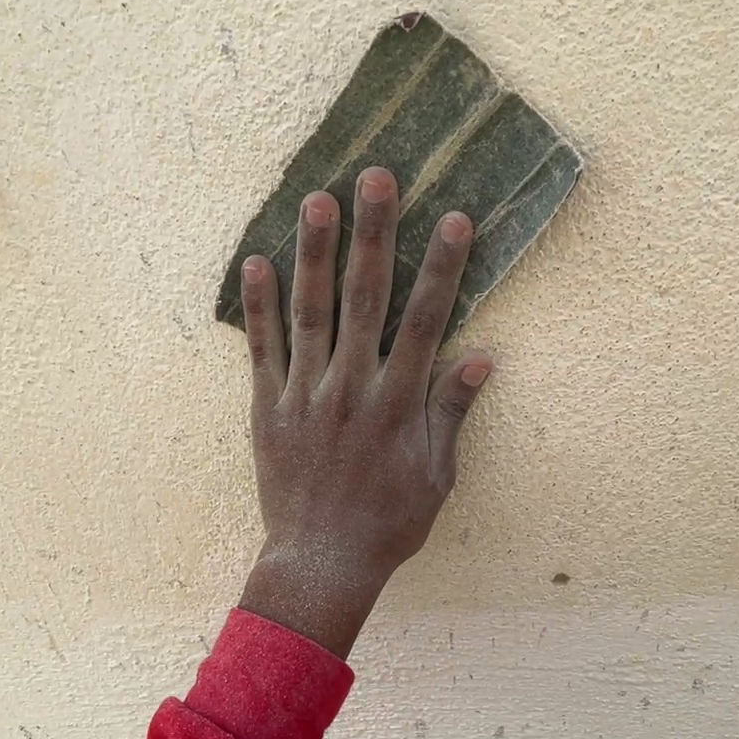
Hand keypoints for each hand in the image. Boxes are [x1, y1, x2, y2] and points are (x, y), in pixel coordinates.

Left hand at [236, 166, 493, 658]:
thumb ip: (451, 413)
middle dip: (373, 236)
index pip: (424, 323)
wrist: (321, 562)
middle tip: (376, 177)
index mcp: (397, 406)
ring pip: (310, 314)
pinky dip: (258, 308)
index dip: (441, 269)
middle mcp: (350, 390)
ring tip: (316, 199)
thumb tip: (482, 357)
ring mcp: (304, 397)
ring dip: (313, 254)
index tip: (453, 218)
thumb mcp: (435, 476)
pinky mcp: (268, 411)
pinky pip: (261, 351)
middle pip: (364, 301)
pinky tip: (256, 262)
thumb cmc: (388, 524)